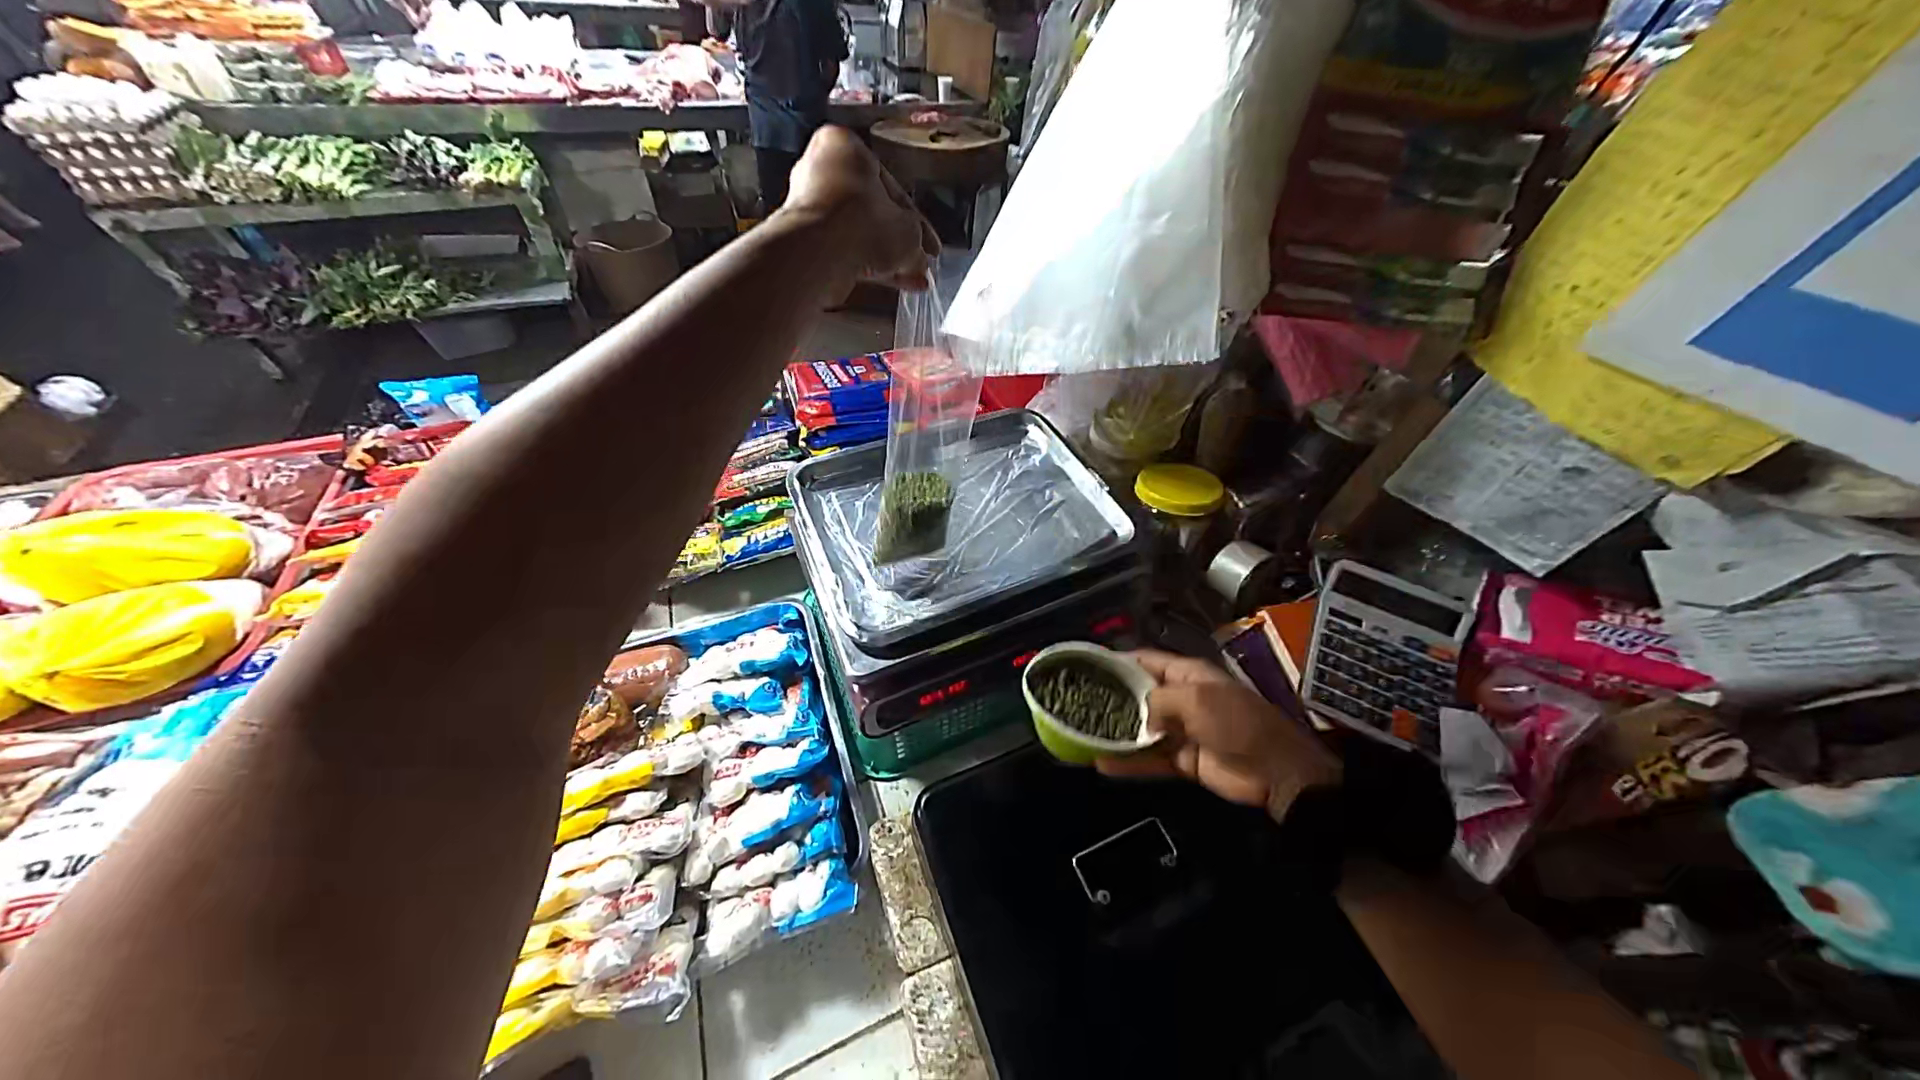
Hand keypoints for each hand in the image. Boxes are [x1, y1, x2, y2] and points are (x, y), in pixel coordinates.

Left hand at [780, 126, 939, 291]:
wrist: (819, 257)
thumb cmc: (860, 226)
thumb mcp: (908, 231)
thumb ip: (917, 239)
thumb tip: (919, 255)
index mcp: (845, 147)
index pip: (891, 187)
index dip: (916, 221)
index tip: (927, 243)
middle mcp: (819, 169)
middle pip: (871, 211)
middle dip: (897, 242)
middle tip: (916, 261)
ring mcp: (807, 206)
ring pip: (857, 235)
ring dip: (884, 258)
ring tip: (907, 277)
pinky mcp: (802, 239)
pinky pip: (841, 250)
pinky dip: (864, 265)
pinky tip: (886, 281)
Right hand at [1098, 650, 1342, 819]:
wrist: (1275, 771)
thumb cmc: (1238, 723)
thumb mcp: (1197, 698)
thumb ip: (1159, 699)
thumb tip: (1139, 715)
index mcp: (1188, 674)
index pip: (1146, 661)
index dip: (1118, 661)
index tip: (1088, 665)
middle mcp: (1182, 698)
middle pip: (1139, 695)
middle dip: (1112, 697)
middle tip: (1077, 701)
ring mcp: (1182, 731)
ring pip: (1141, 729)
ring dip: (1117, 733)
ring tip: (1082, 733)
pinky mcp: (1182, 760)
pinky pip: (1150, 759)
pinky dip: (1128, 762)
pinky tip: (1102, 763)